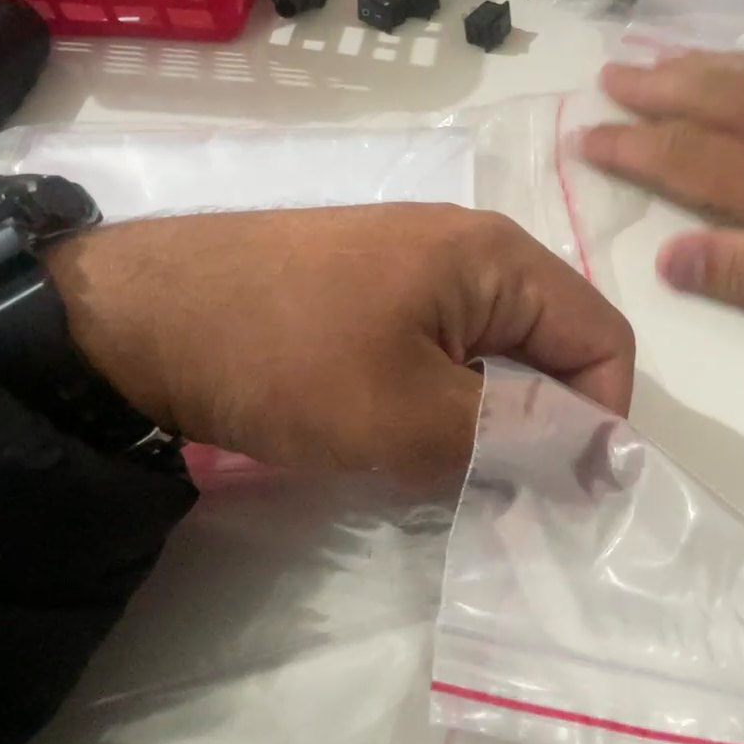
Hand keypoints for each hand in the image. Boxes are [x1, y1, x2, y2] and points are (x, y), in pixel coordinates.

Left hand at [44, 204, 634, 477]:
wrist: (141, 317)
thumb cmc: (286, 358)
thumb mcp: (414, 414)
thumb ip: (520, 435)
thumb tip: (603, 454)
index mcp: (498, 259)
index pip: (603, 340)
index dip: (602, 420)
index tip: (562, 490)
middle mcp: (471, 251)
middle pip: (552, 347)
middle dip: (541, 425)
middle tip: (495, 492)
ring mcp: (417, 268)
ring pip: (497, 356)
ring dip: (488, 420)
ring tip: (436, 468)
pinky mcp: (374, 291)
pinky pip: (445, 352)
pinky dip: (444, 403)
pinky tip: (398, 436)